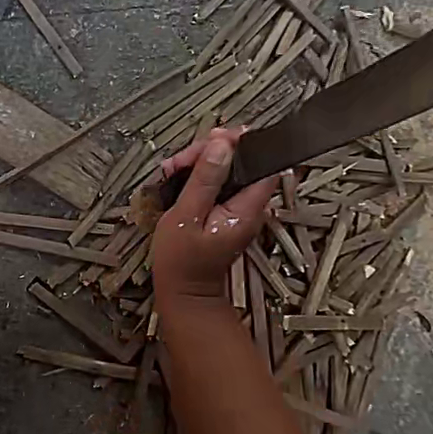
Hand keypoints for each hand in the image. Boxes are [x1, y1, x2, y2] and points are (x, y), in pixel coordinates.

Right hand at [152, 126, 280, 302]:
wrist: (183, 294)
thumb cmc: (181, 261)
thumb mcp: (187, 215)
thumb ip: (205, 179)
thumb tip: (222, 145)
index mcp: (247, 208)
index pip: (260, 163)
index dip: (239, 145)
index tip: (213, 139)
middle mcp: (249, 206)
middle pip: (240, 163)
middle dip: (210, 153)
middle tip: (180, 160)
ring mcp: (238, 209)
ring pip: (226, 171)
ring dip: (199, 164)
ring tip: (172, 170)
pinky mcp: (225, 212)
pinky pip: (217, 185)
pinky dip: (198, 178)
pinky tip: (176, 179)